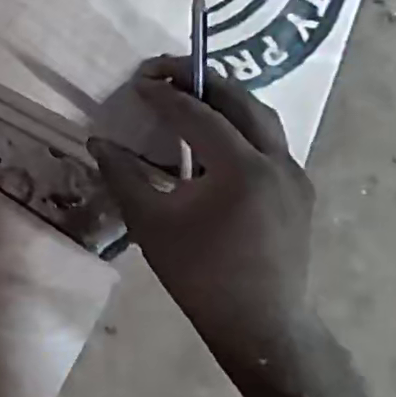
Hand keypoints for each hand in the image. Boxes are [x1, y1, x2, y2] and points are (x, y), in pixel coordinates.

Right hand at [89, 56, 314, 371]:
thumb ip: (122, 174)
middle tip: (163, 69)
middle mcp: (276, 162)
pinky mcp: (297, 190)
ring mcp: (293, 176)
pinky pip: (267, 139)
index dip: (163, 94)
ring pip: (261, 116)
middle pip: (240, 100)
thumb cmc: (199, 274)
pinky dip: (239, 122)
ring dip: (224, 97)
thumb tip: (98, 141)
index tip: (136, 82)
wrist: (260, 327)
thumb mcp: (150, 221)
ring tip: (189, 90)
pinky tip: (214, 132)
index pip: (197, 113)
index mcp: (240, 169)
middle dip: (200, 78)